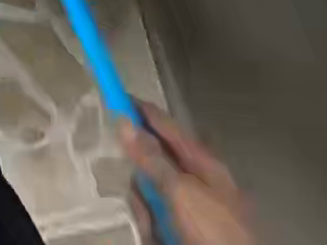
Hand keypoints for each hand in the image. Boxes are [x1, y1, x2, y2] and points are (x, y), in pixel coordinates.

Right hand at [118, 101, 256, 244]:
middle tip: (130, 175)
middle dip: (138, 167)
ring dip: (142, 199)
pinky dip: (147, 221)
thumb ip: (151, 156)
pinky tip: (152, 233)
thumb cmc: (215, 232)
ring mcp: (191, 206)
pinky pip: (153, 212)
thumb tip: (122, 119)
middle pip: (154, 155)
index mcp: (203, 162)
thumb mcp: (181, 191)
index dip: (140, 108)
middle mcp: (197, 179)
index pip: (166, 123)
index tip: (111, 95)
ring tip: (148, 219)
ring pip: (150, 186)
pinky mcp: (182, 229)